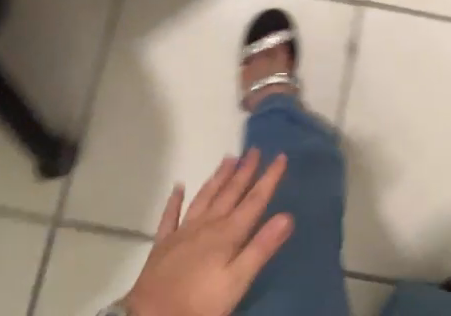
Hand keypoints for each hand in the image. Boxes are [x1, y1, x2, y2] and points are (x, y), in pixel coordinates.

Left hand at [124, 149, 295, 315]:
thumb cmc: (200, 303)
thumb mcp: (237, 281)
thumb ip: (260, 248)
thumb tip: (287, 216)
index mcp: (227, 234)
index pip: (254, 201)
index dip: (268, 178)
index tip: (280, 156)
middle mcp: (206, 225)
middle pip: (229, 193)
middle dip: (244, 171)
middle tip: (254, 149)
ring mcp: (182, 232)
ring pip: (204, 197)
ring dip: (218, 178)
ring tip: (228, 158)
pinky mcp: (163, 244)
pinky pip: (170, 215)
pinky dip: (175, 200)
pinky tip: (178, 187)